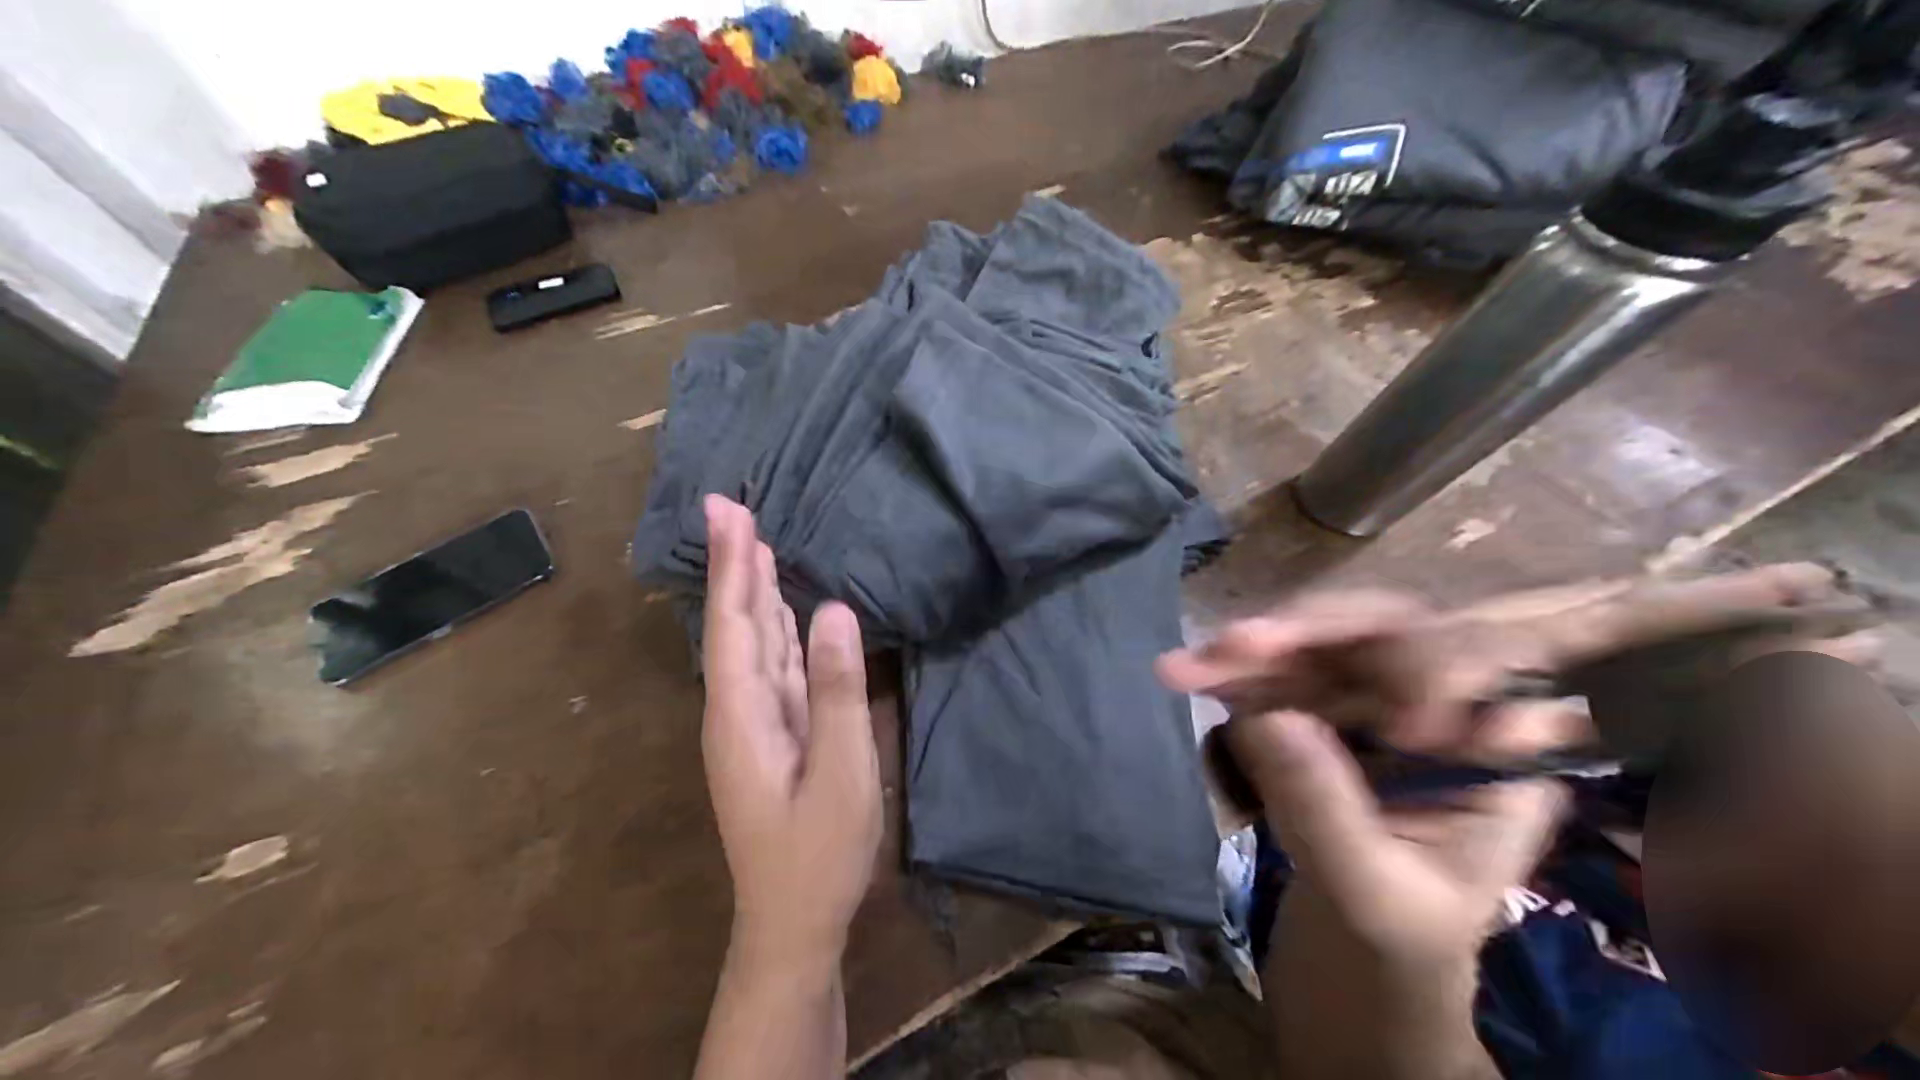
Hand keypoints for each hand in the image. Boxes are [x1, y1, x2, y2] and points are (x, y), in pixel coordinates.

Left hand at [701, 495, 881, 967]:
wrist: (793, 922)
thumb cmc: (817, 854)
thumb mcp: (840, 774)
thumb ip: (837, 691)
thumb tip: (835, 611)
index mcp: (743, 714)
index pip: (733, 622)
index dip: (732, 563)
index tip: (726, 509)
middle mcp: (738, 709)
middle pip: (735, 623)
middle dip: (736, 564)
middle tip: (734, 507)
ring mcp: (755, 723)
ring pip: (752, 642)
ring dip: (753, 590)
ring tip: (757, 544)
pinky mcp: (775, 734)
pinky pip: (773, 665)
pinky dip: (775, 627)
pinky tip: (783, 610)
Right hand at [1164, 591, 1572, 961]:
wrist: (1353, 956)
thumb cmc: (1391, 939)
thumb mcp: (1370, 891)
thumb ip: (1325, 808)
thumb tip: (1267, 716)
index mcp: (1492, 754)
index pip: (1479, 667)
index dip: (1436, 671)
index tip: (1403, 729)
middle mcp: (1432, 707)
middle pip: (1383, 634)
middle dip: (1310, 634)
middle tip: (1236, 644)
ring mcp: (1365, 700)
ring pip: (1316, 643)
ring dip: (1249, 649)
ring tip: (1184, 666)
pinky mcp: (1312, 705)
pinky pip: (1273, 670)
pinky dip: (1228, 670)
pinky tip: (1187, 674)